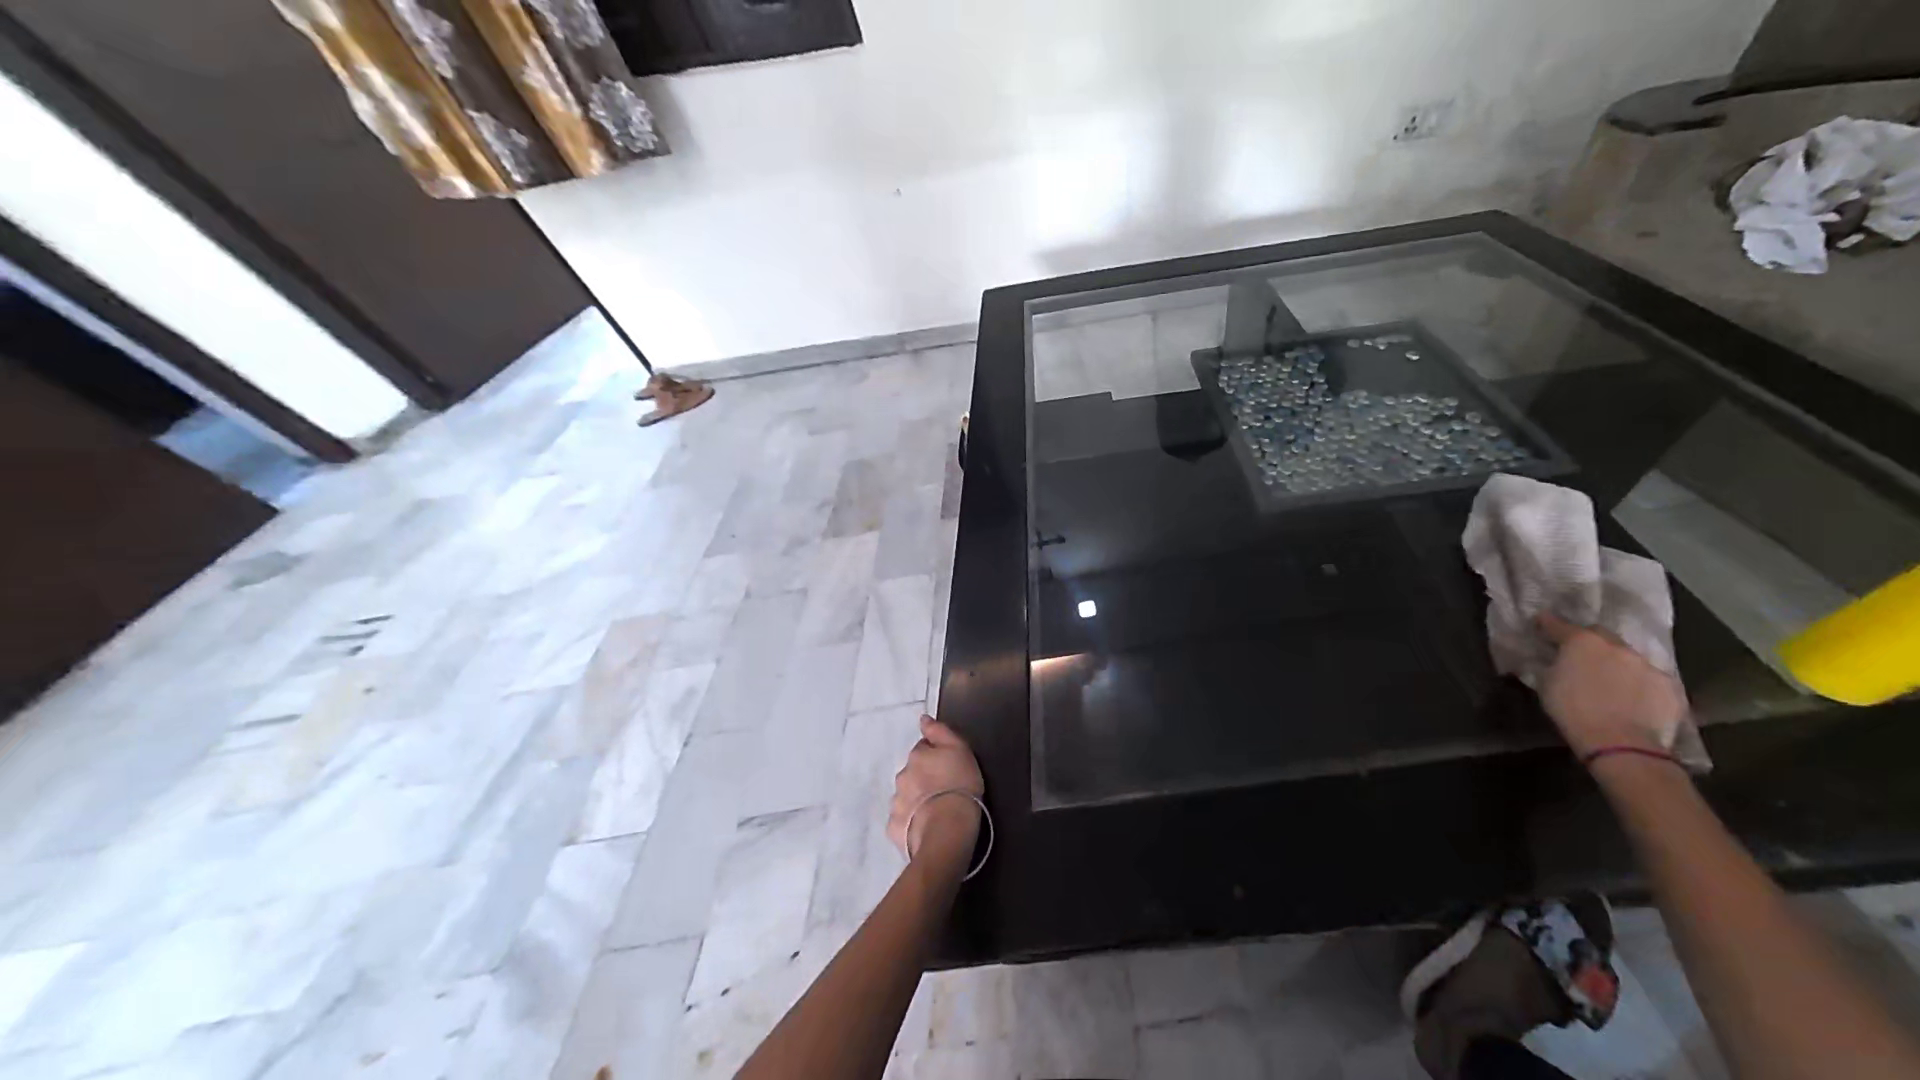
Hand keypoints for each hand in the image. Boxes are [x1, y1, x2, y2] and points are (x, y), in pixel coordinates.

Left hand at [886, 715, 983, 860]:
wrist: (947, 830)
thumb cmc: (959, 786)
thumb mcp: (959, 750)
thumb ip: (940, 731)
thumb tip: (923, 718)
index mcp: (917, 757)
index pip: (923, 749)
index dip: (936, 756)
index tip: (948, 766)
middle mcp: (902, 777)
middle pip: (912, 773)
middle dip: (923, 778)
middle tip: (944, 790)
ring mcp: (896, 803)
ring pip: (906, 796)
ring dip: (917, 800)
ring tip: (936, 812)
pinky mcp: (895, 828)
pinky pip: (903, 821)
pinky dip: (911, 822)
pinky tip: (925, 828)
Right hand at [1536, 613, 1689, 760]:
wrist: (1620, 742)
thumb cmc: (1571, 710)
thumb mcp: (1546, 683)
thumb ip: (1552, 664)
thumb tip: (1552, 658)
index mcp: (1582, 642)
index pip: (1559, 625)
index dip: (1548, 624)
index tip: (1541, 623)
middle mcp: (1618, 647)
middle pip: (1600, 635)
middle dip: (1588, 642)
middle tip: (1579, 655)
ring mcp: (1648, 665)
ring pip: (1628, 657)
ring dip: (1616, 663)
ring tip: (1609, 680)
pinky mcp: (1670, 686)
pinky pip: (1649, 679)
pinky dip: (1638, 683)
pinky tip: (1631, 698)